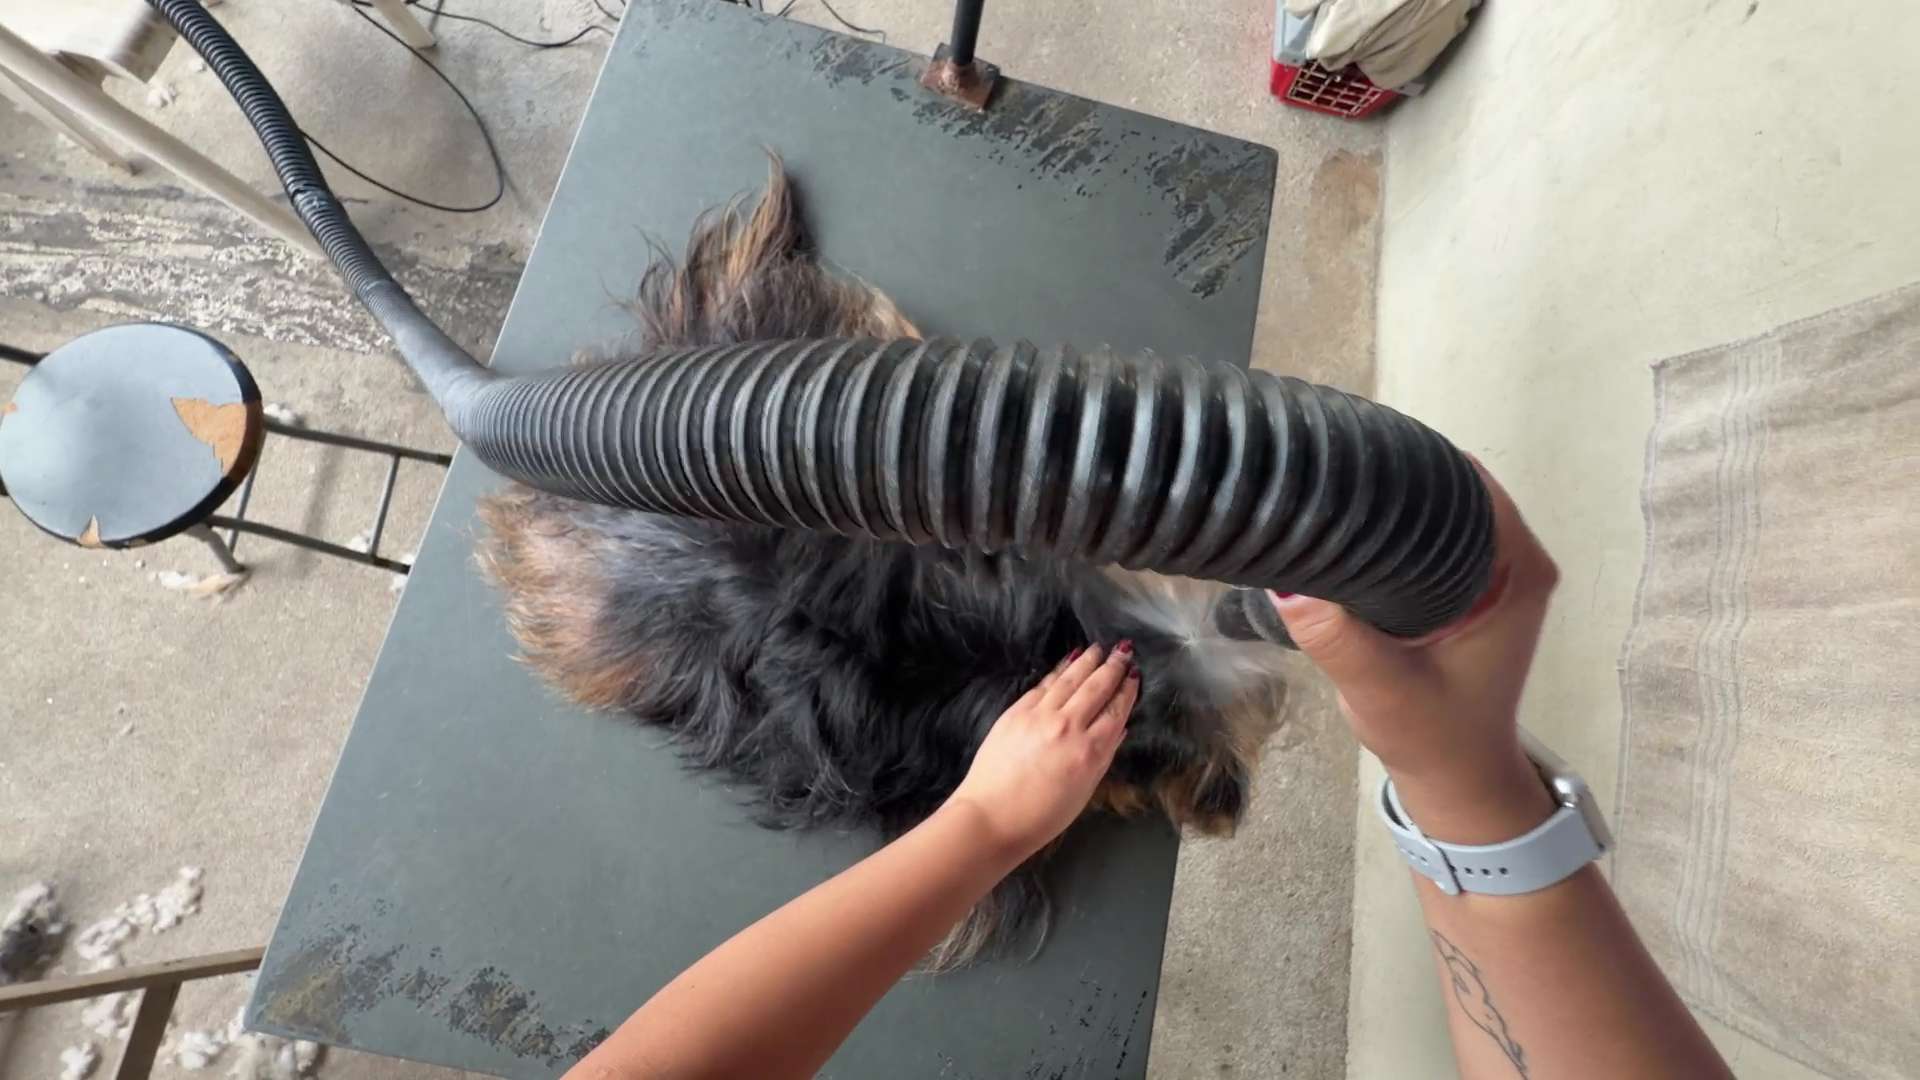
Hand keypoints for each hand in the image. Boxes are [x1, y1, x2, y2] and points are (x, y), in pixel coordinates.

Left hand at [946, 644, 1139, 859]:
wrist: (990, 817)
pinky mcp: (1016, 712)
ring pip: (1069, 680)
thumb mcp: (1083, 792)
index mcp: (1089, 752)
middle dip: (1112, 667)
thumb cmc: (1040, 817)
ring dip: (1086, 661)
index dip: (1126, 691)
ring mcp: (1039, 716)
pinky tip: (1068, 661)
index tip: (1134, 675)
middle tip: (1123, 650)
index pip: (1115, 712)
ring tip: (1099, 648)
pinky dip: (1058, 670)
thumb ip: (1103, 757)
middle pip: (1095, 688)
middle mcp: (1067, 727)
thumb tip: (1117, 729)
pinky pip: (1043, 685)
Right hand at [1271, 464, 1559, 842]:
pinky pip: (1421, 533)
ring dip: (1382, 500)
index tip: (1345, 453)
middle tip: (1318, 470)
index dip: (1409, 461)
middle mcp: (1509, 560)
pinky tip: (1337, 527)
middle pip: (1448, 486)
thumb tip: (1285, 580)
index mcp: (1515, 573)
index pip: (1467, 484)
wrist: (1453, 774)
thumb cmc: (1432, 734)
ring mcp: (1486, 572)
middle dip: (1388, 473)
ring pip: (1432, 508)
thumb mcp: (1380, 687)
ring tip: (1320, 490)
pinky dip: (1383, 526)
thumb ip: (1336, 637)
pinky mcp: (1458, 585)